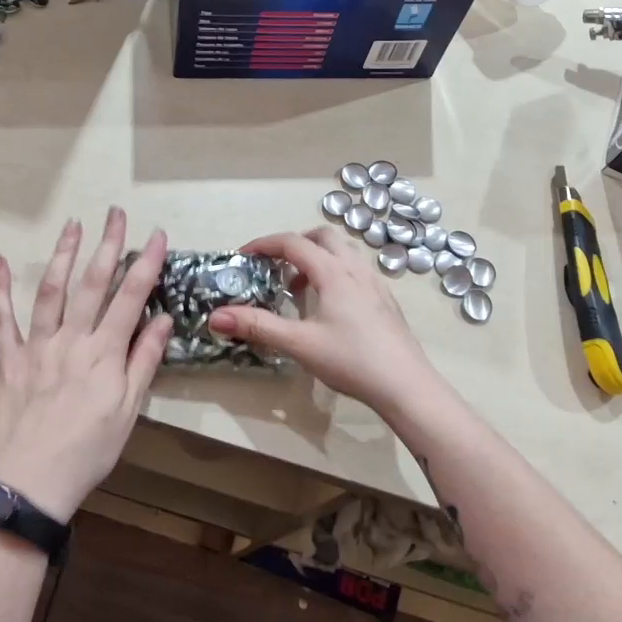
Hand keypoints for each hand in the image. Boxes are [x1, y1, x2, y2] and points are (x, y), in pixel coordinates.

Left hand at [0, 208, 171, 521]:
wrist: (31, 483)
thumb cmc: (88, 451)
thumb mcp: (128, 411)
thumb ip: (144, 362)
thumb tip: (164, 320)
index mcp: (104, 354)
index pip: (131, 298)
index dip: (146, 264)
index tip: (157, 234)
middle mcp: (71, 340)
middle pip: (93, 284)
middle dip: (107, 244)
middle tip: (115, 212)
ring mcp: (37, 346)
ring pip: (51, 290)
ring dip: (64, 254)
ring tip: (74, 224)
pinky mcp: (9, 359)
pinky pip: (2, 319)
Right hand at [208, 228, 441, 415]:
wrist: (405, 384)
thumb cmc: (351, 360)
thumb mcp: (299, 344)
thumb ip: (257, 326)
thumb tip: (216, 316)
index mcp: (333, 272)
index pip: (293, 242)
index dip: (264, 244)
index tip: (243, 256)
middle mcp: (355, 268)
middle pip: (322, 236)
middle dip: (295, 244)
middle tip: (275, 268)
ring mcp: (375, 283)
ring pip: (343, 251)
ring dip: (317, 258)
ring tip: (300, 289)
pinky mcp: (385, 299)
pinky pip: (356, 270)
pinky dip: (335, 273)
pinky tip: (330, 307)